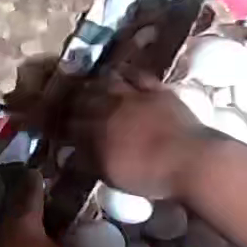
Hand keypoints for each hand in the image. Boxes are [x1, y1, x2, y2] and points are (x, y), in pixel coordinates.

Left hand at [0, 168, 62, 246]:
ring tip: (44, 220)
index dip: (43, 175)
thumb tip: (70, 242)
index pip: (35, 182)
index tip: (50, 170)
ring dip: (27, 215)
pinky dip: (20, 232)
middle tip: (50, 196)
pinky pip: (10, 231)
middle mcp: (11, 211)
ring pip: (15, 213)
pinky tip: (31, 241)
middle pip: (21, 196)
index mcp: (28, 208)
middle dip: (34, 195)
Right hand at [70, 70, 211, 198]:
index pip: (70, 124)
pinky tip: (118, 70)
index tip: (56, 126)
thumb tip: (68, 155)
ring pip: (106, 82)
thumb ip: (87, 161)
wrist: (190, 161)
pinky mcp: (156, 90)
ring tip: (88, 84)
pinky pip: (135, 74)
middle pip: (84, 99)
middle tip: (68, 103)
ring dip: (94, 83)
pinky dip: (123, 71)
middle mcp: (109, 108)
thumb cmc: (149, 176)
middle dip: (73, 101)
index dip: (61, 125)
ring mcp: (134, 96)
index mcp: (95, 132)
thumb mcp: (110, 175)